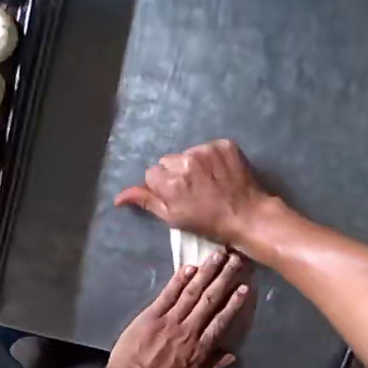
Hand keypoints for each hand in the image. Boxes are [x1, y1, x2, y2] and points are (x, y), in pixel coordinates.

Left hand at [103, 250, 248, 367]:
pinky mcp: (150, 315)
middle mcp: (188, 330)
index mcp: (200, 349)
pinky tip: (190, 266)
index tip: (245, 287)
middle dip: (225, 278)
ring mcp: (168, 320)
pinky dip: (179, 279)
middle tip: (237, 259)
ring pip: (192, 292)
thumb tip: (232, 355)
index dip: (234, 303)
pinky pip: (168, 294)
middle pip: (210, 300)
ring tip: (218, 255)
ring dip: (206, 272)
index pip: (221, 320)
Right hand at [114, 140, 276, 250]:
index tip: (176, 197)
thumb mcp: (173, 218)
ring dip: (192, 165)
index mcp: (171, 182)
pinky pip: (207, 147)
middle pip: (167, 161)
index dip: (162, 187)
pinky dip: (211, 158)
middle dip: (175, 173)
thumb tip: (118, 197)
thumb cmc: (209, 223)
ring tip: (207, 182)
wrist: (248, 216)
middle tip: (191, 190)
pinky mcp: (224, 145)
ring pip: (187, 153)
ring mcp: (207, 151)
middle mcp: (186, 162)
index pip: (152, 174)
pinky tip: (219, 173)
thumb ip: (147, 202)